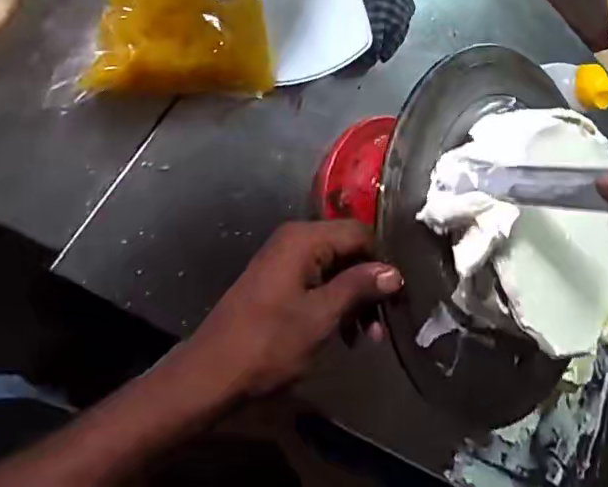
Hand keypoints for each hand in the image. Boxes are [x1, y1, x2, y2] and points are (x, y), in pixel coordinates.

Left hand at [180, 220, 402, 399]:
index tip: (398, 295)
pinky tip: (342, 334)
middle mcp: (294, 238)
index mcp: (304, 238)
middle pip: (346, 249)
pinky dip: (333, 302)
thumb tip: (393, 271)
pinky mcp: (276, 280)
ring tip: (365, 339)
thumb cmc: (268, 344)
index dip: (382, 260)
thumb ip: (359, 287)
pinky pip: (316, 279)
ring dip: (352, 298)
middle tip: (382, 325)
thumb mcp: (321, 317)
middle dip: (368, 284)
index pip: (359, 232)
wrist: (209, 375)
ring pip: (333, 267)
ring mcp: (282, 258)